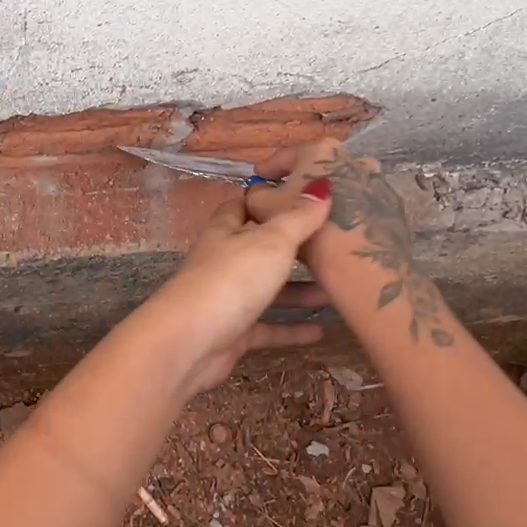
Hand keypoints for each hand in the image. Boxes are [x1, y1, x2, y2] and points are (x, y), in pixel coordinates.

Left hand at [132, 169, 334, 395]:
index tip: (303, 198)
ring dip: (298, 289)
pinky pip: (266, 326)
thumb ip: (297, 218)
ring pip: (266, 288)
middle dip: (291, 247)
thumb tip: (321, 185)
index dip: (267, 200)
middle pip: (258, 248)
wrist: (190, 341)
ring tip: (336, 288)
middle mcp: (223, 260)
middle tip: (332, 247)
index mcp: (225, 231)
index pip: (243, 206)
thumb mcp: (270, 242)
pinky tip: (320, 331)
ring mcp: (226, 296)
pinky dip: (291, 327)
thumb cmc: (230, 280)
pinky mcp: (232, 331)